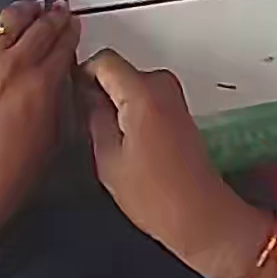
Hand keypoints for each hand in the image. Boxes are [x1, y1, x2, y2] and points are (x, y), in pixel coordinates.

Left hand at [0, 0, 79, 225]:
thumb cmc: (12, 173)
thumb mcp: (54, 136)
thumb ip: (58, 99)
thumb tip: (59, 80)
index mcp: (42, 82)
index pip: (62, 43)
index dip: (70, 30)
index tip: (73, 24)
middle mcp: (14, 65)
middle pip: (39, 27)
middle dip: (52, 15)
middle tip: (58, 9)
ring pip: (9, 21)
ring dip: (25, 11)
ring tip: (33, 6)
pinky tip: (4, 31)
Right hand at [82, 48, 270, 277]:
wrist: (202, 217)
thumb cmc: (157, 196)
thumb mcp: (108, 159)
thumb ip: (93, 117)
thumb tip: (85, 96)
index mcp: (142, 93)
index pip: (103, 60)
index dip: (83, 74)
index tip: (74, 94)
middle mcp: (161, 84)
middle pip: (118, 69)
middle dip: (101, 90)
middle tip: (90, 122)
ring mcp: (173, 94)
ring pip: (130, 81)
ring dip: (117, 99)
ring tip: (112, 137)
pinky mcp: (179, 106)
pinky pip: (145, 92)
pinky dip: (132, 106)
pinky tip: (130, 139)